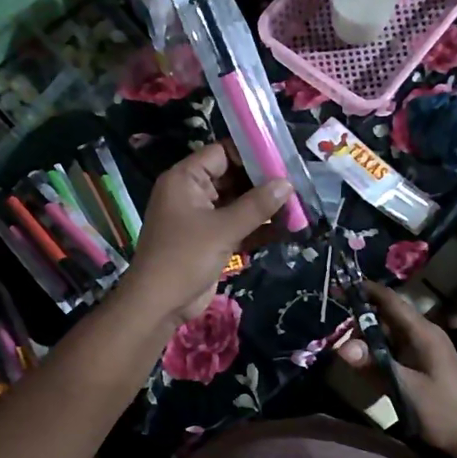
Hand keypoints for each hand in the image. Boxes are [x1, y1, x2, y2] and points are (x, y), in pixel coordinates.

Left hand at [123, 142, 291, 323]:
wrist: (159, 304)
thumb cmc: (185, 258)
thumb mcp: (223, 229)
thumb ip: (256, 206)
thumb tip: (287, 184)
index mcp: (184, 180)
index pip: (221, 153)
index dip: (251, 154)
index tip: (282, 159)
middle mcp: (191, 193)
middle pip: (231, 177)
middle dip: (262, 182)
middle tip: (297, 183)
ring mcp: (199, 218)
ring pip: (236, 203)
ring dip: (262, 206)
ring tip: (297, 205)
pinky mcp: (208, 240)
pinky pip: (236, 225)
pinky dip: (256, 226)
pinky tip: (286, 228)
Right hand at [335, 281, 456, 453]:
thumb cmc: (441, 410)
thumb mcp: (404, 387)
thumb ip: (373, 365)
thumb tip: (340, 347)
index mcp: (423, 333)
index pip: (391, 301)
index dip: (365, 291)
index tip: (339, 286)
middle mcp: (424, 334)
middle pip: (387, 316)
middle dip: (361, 319)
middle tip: (336, 332)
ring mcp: (424, 348)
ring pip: (389, 333)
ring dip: (368, 337)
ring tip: (346, 350)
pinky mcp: (422, 362)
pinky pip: (394, 347)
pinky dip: (377, 350)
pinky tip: (364, 362)